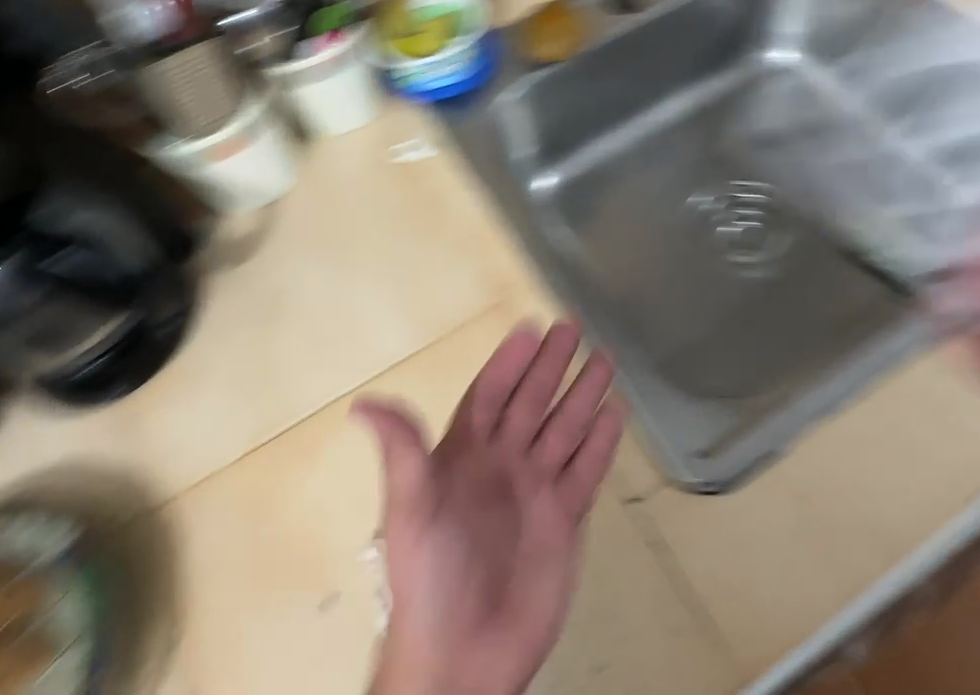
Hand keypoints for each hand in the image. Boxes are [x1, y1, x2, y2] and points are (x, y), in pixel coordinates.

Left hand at [355, 320, 625, 694]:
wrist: (463, 653)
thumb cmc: (430, 577)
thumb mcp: (409, 510)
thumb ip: (402, 451)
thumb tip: (364, 403)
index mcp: (462, 456)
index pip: (490, 395)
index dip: (509, 362)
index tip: (529, 329)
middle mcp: (502, 464)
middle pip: (532, 403)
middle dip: (552, 366)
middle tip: (573, 326)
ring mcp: (536, 490)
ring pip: (564, 429)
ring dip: (583, 395)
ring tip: (604, 360)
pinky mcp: (564, 520)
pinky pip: (586, 470)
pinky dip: (601, 442)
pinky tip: (615, 414)